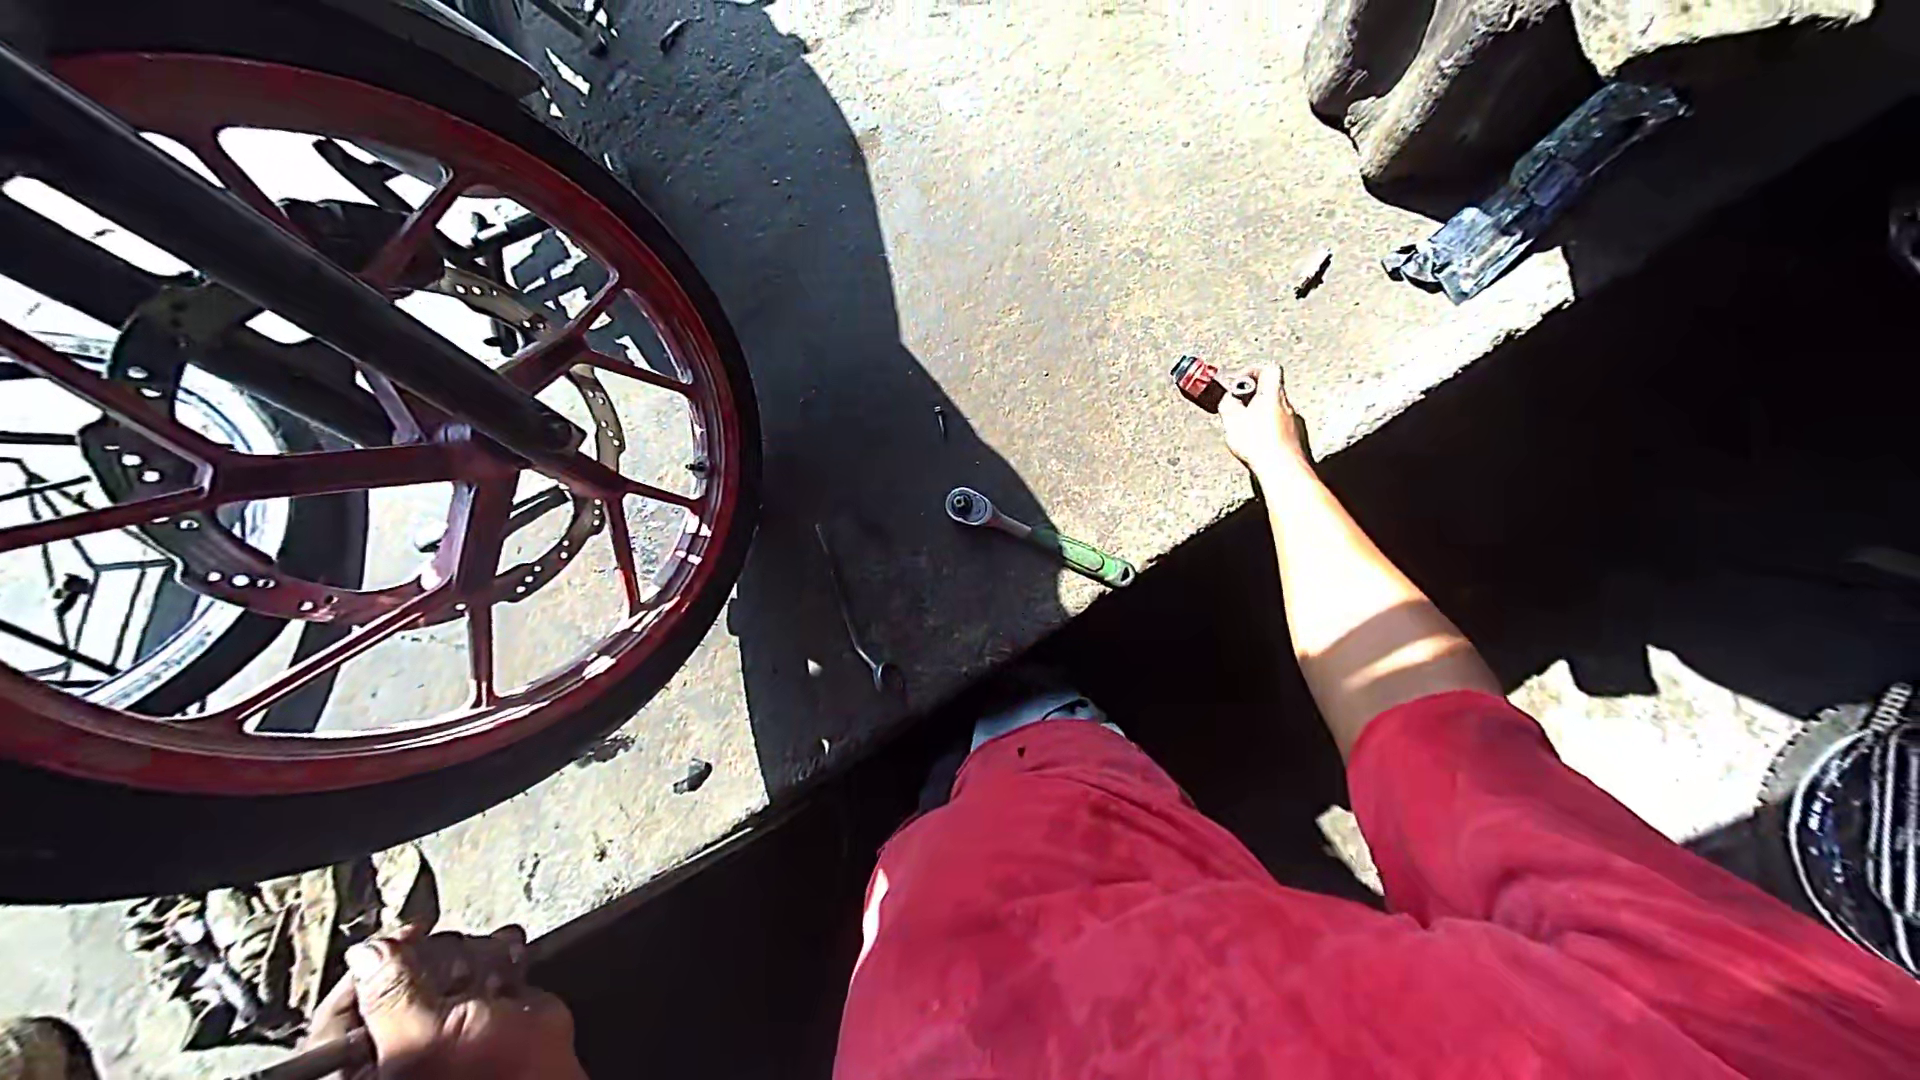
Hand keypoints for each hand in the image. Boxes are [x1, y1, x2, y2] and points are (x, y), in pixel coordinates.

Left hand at [304, 925, 585, 1079]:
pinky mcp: (493, 993)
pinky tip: (510, 972)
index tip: (406, 936)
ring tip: (492, 987)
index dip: (376, 965)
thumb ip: (393, 995)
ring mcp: (452, 1010)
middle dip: (442, 966)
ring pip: (453, 955)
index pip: (347, 1001)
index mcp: (366, 1059)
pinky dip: (505, 952)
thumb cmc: (482, 1076)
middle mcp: (405, 1032)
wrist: (545, 1075)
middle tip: (458, 984)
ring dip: (480, 961)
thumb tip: (369, 952)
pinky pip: (494, 952)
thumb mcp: (424, 1037)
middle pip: (406, 969)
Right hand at [1218, 364, 1311, 477]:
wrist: (1283, 470)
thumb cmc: (1259, 443)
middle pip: (1271, 391)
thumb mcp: (1232, 421)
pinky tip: (1258, 444)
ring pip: (1275, 410)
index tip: (1240, 382)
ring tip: (1246, 430)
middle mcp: (1288, 405)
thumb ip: (1228, 404)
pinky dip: (1269, 430)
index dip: (1253, 371)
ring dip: (1260, 415)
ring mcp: (1295, 422)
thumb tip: (1227, 398)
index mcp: (1273, 395)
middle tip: (1237, 408)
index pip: (1270, 369)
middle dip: (1253, 397)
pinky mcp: (1297, 439)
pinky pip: (1280, 427)